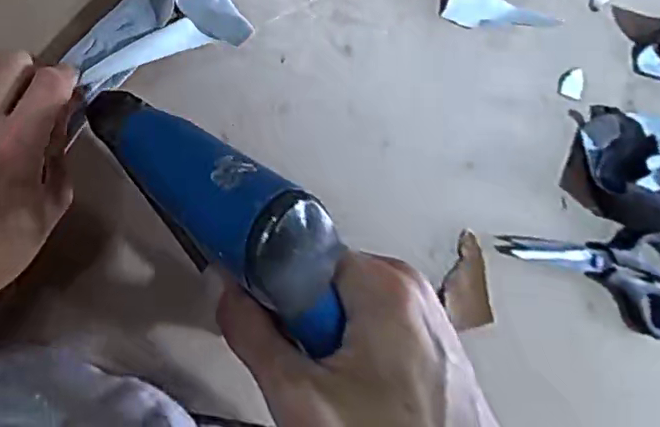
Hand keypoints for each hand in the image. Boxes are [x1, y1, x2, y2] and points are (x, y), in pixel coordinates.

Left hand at [0, 51, 76, 306]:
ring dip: (2, 76)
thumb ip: (60, 150)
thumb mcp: (51, 204)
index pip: (50, 79)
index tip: (68, 93)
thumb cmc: (1, 244)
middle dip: (33, 74)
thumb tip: (64, 114)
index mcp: (16, 143)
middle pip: (15, 58)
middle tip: (34, 100)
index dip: (66, 79)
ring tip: (5, 105)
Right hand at [218, 252, 498, 426]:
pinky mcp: (439, 347)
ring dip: (332, 345)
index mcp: (384, 281)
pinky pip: (378, 331)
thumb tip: (220, 285)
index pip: (300, 256)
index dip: (275, 292)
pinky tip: (366, 402)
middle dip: (306, 325)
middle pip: (324, 284)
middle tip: (312, 375)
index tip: (268, 322)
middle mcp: (412, 286)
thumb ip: (250, 333)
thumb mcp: (301, 399)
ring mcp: (430, 317)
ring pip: (348, 310)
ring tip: (341, 394)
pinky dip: (361, 358)